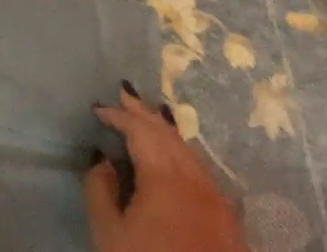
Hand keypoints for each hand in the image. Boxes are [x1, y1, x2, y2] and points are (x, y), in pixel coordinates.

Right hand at [84, 84, 247, 251]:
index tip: (98, 109)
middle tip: (124, 95)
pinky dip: (182, 154)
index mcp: (165, 179)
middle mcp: (197, 183)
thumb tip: (104, 159)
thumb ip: (100, 188)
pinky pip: (202, 173)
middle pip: (170, 138)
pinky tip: (174, 157)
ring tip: (147, 119)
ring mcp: (218, 202)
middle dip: (145, 115)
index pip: (141, 132)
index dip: (119, 115)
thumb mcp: (108, 230)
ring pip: (190, 154)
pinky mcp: (229, 222)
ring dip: (166, 133)